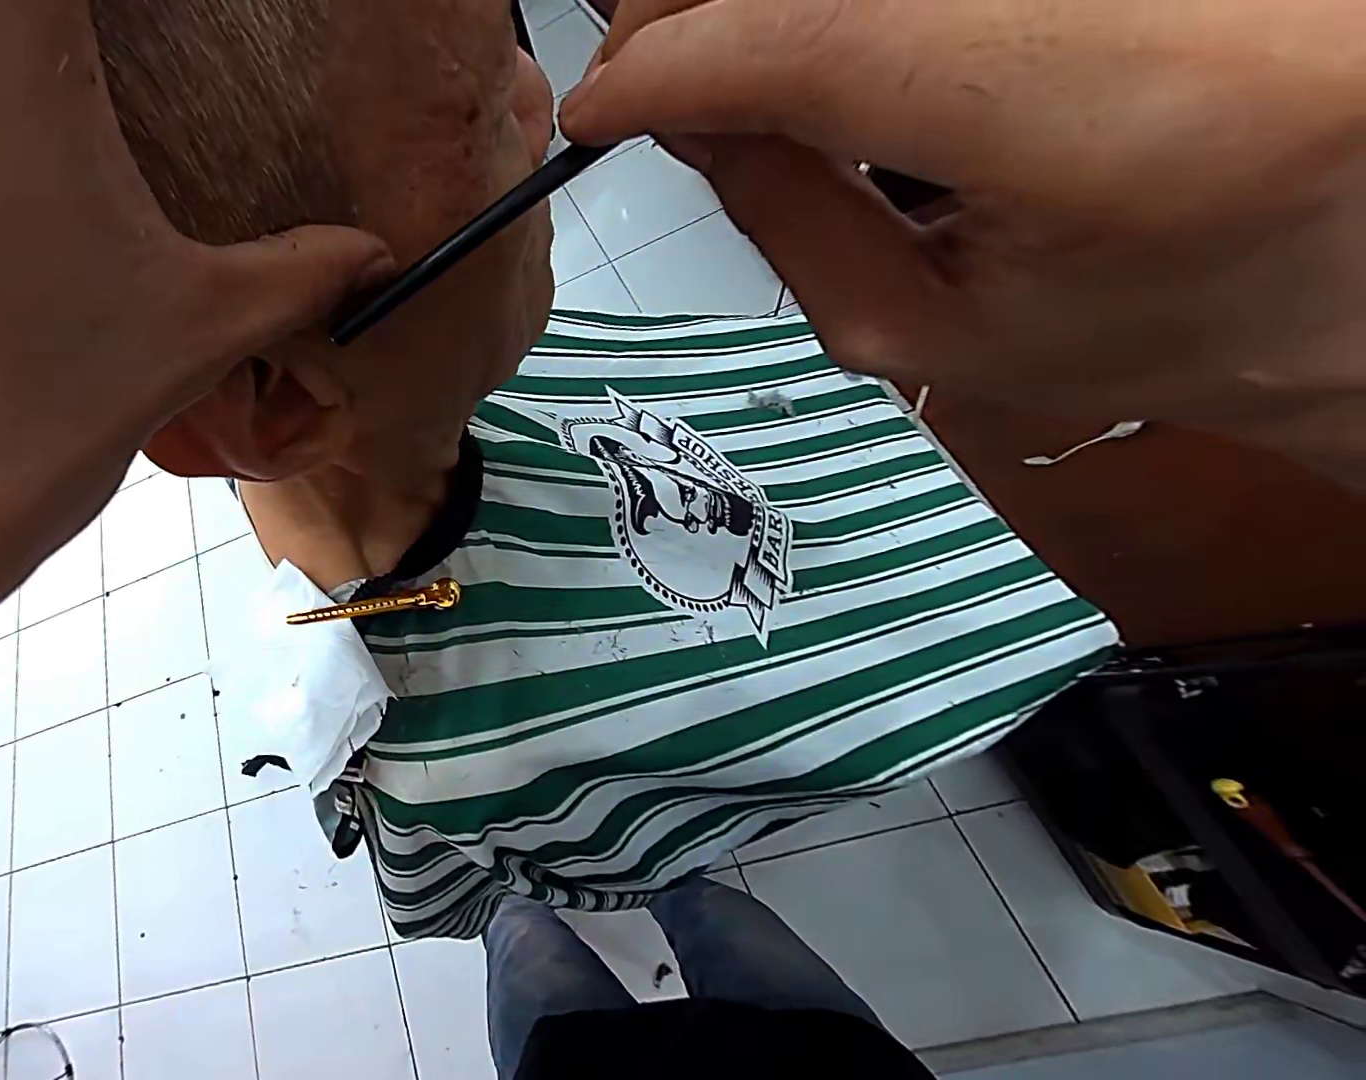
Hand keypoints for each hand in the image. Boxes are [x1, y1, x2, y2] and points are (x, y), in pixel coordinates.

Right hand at [562, 0, 1365, 486]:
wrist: (1347, 267)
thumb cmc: (1115, 336)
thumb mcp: (904, 321)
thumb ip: (781, 209)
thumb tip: (677, 113)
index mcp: (1130, 119)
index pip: (837, 39)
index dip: (684, 61)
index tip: (592, 106)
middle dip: (698, 1)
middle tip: (630, 66)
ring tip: (699, 55)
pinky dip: (820, 1)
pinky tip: (785, 34)